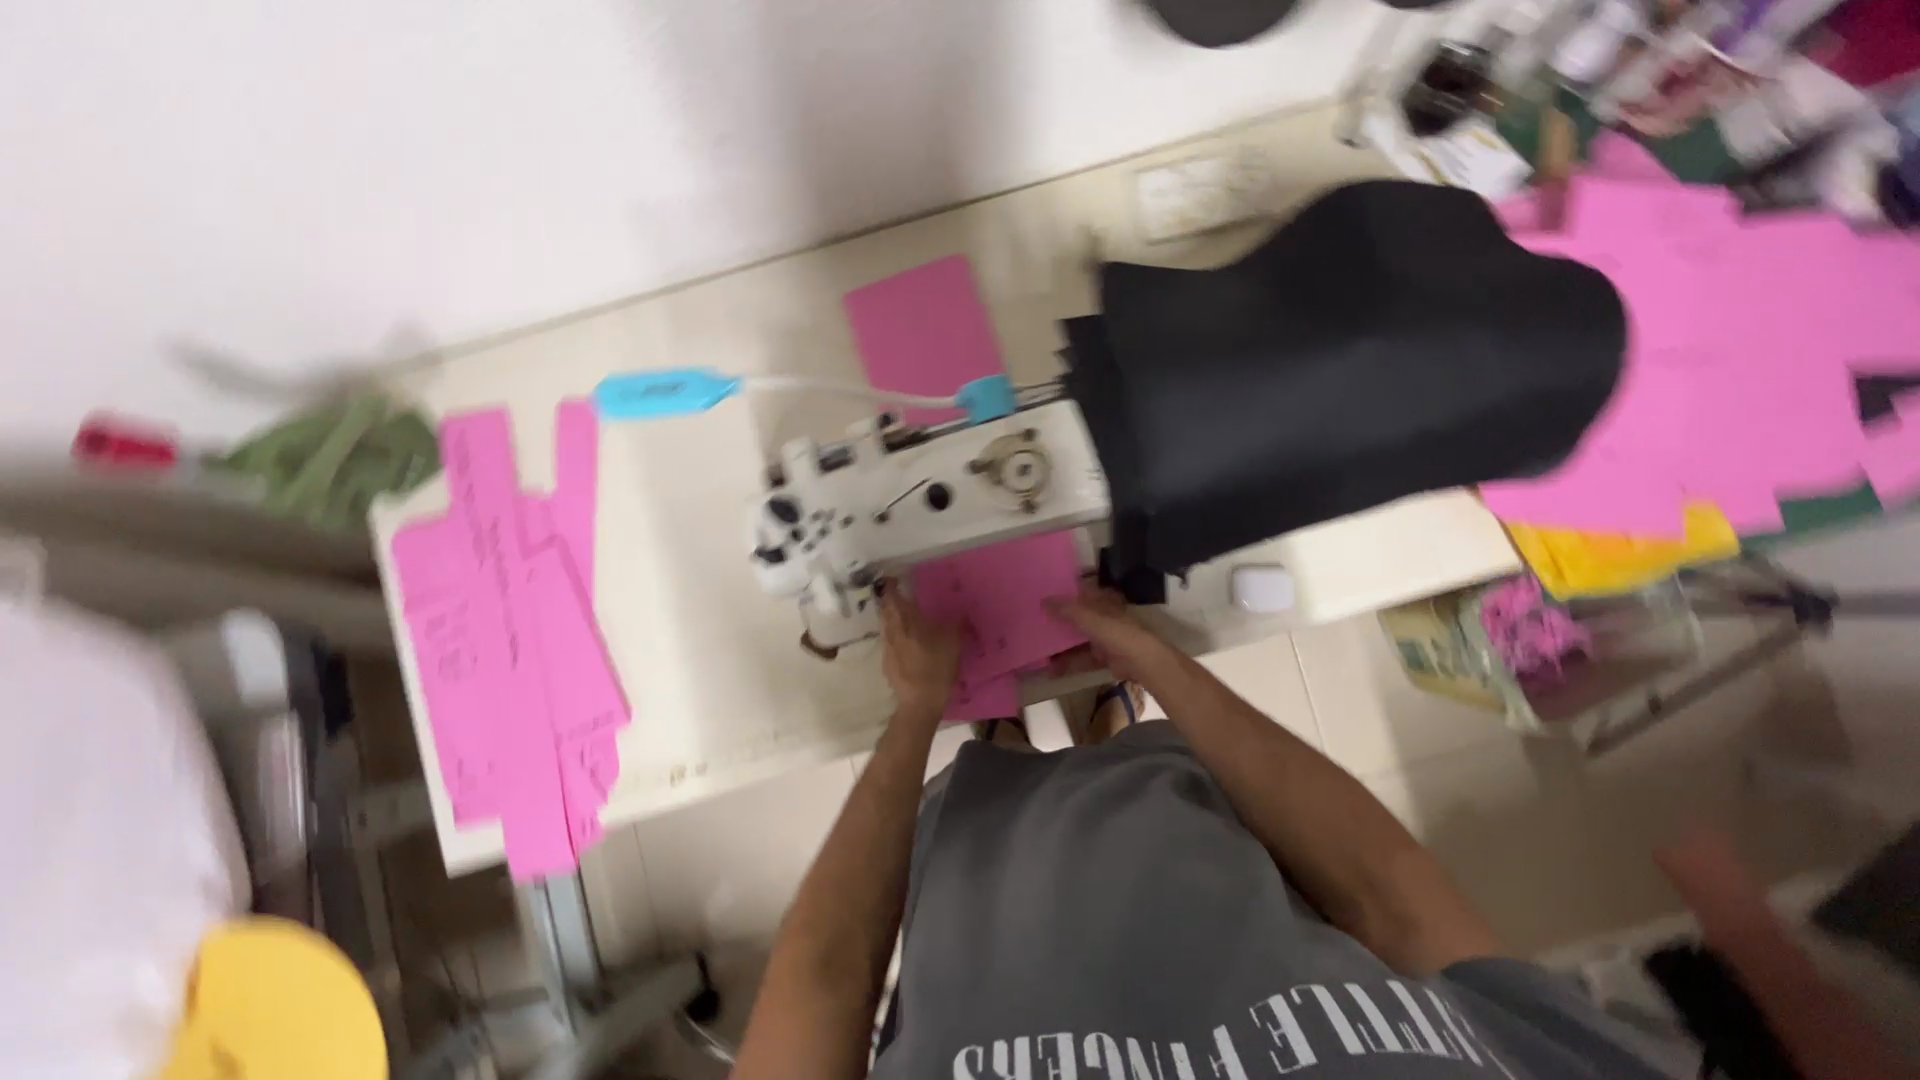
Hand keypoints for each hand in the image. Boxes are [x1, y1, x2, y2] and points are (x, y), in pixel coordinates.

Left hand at [879, 581, 963, 718]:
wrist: (919, 702)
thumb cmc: (937, 668)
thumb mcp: (953, 643)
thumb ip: (956, 624)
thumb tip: (960, 610)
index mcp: (906, 622)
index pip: (893, 597)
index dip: (891, 586)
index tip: (894, 579)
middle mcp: (892, 631)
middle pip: (885, 610)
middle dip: (890, 601)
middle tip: (900, 595)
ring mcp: (887, 648)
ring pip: (885, 626)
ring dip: (891, 618)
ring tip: (903, 617)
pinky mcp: (887, 663)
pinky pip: (889, 641)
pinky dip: (894, 635)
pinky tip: (905, 642)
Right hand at [1044, 582, 1176, 684]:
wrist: (1140, 661)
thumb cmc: (1115, 631)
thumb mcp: (1088, 617)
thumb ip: (1066, 610)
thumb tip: (1042, 601)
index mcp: (1102, 600)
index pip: (1079, 593)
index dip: (1062, 595)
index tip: (1041, 598)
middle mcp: (1103, 616)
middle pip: (1076, 617)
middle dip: (1057, 622)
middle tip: (1034, 624)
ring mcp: (1104, 637)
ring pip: (1077, 639)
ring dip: (1060, 646)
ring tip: (1038, 651)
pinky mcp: (1104, 657)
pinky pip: (1082, 658)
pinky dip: (1068, 664)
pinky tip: (1051, 670)